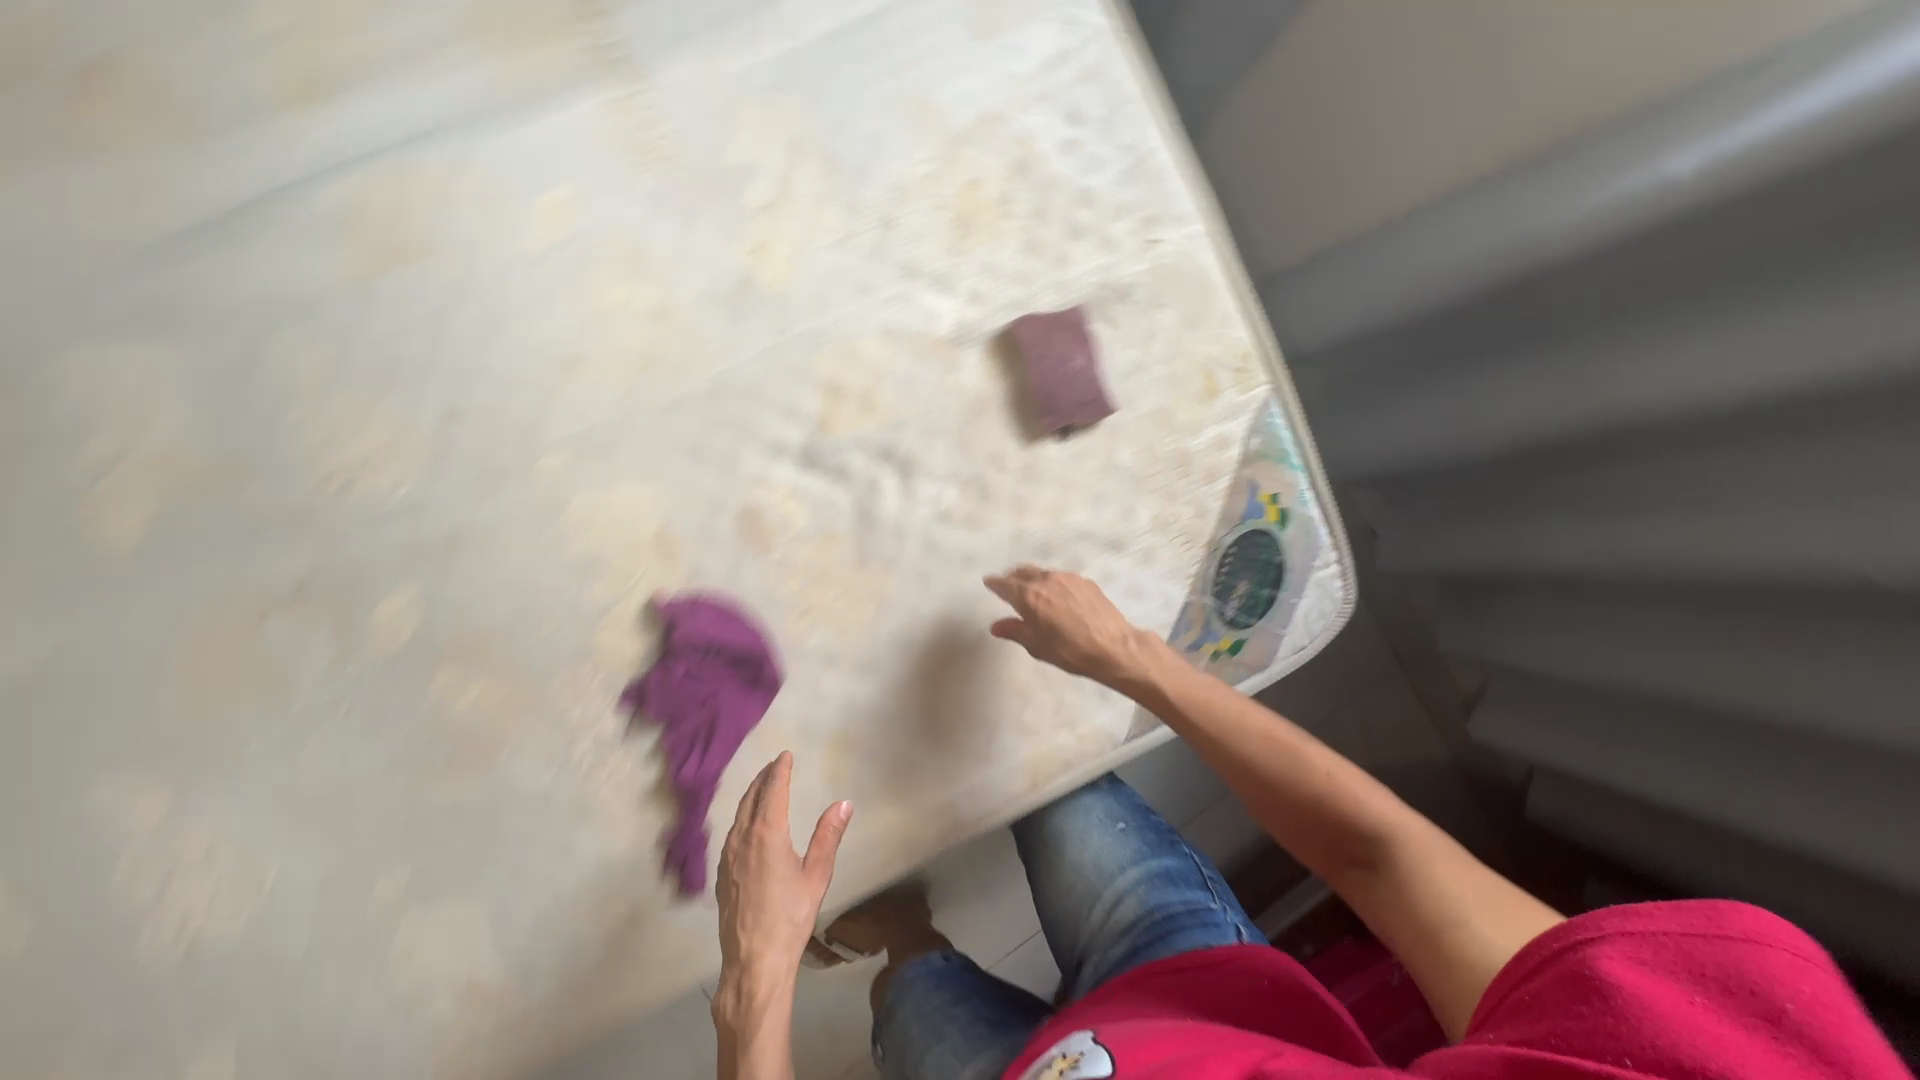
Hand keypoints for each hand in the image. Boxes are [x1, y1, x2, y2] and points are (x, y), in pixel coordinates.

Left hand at [716, 752, 852, 990]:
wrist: (754, 960)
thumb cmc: (791, 917)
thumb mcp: (817, 875)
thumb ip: (828, 836)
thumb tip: (843, 803)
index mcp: (767, 834)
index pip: (772, 790)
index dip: (779, 770)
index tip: (785, 755)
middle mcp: (742, 839)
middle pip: (751, 798)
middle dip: (763, 779)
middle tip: (775, 766)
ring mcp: (727, 857)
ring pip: (738, 816)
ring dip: (751, 797)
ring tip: (762, 790)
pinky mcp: (722, 875)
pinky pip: (731, 834)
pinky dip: (742, 818)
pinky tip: (748, 827)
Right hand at [983, 566, 1164, 690]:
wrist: (1114, 648)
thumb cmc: (1070, 651)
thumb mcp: (1037, 646)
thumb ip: (1015, 631)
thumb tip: (996, 626)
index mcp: (1029, 596)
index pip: (1004, 584)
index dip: (994, 584)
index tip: (989, 583)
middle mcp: (1046, 580)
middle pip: (1022, 572)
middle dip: (1012, 578)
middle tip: (1008, 588)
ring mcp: (1067, 578)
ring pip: (1043, 573)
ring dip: (1033, 579)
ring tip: (1033, 592)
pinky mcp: (1085, 581)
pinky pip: (1061, 578)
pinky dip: (1052, 583)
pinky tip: (1058, 597)